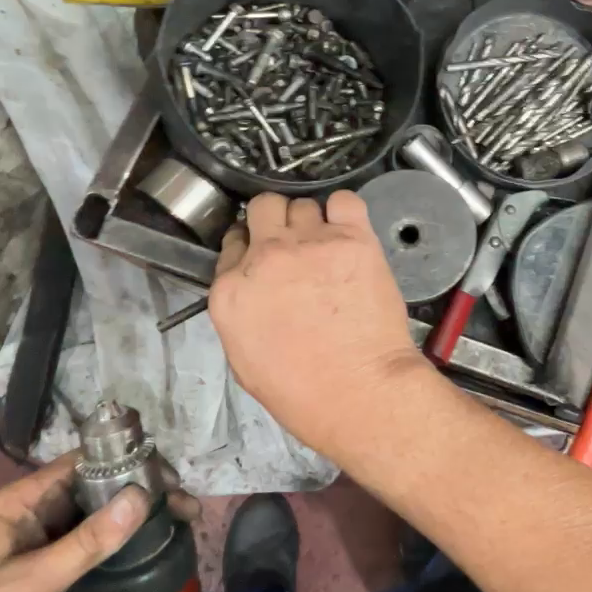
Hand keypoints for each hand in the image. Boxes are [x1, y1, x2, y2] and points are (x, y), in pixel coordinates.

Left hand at [0, 454, 197, 591]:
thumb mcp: (31, 582)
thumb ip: (89, 541)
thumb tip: (145, 493)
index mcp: (23, 502)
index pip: (87, 462)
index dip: (131, 463)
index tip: (175, 479)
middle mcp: (32, 517)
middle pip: (95, 490)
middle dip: (141, 494)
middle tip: (186, 512)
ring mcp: (35, 549)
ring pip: (93, 522)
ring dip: (132, 523)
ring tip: (177, 531)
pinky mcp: (38, 580)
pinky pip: (84, 553)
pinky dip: (115, 550)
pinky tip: (144, 559)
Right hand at [210, 191, 434, 451]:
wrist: (359, 391)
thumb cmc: (303, 390)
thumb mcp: (244, 357)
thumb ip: (241, 309)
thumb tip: (253, 288)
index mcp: (232, 290)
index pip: (233, 243)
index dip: (250, 246)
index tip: (265, 254)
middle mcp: (267, 257)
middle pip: (263, 208)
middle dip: (274, 219)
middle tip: (293, 240)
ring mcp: (311, 244)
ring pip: (302, 205)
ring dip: (311, 220)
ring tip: (326, 244)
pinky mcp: (353, 239)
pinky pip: (344, 200)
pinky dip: (345, 210)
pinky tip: (350, 229)